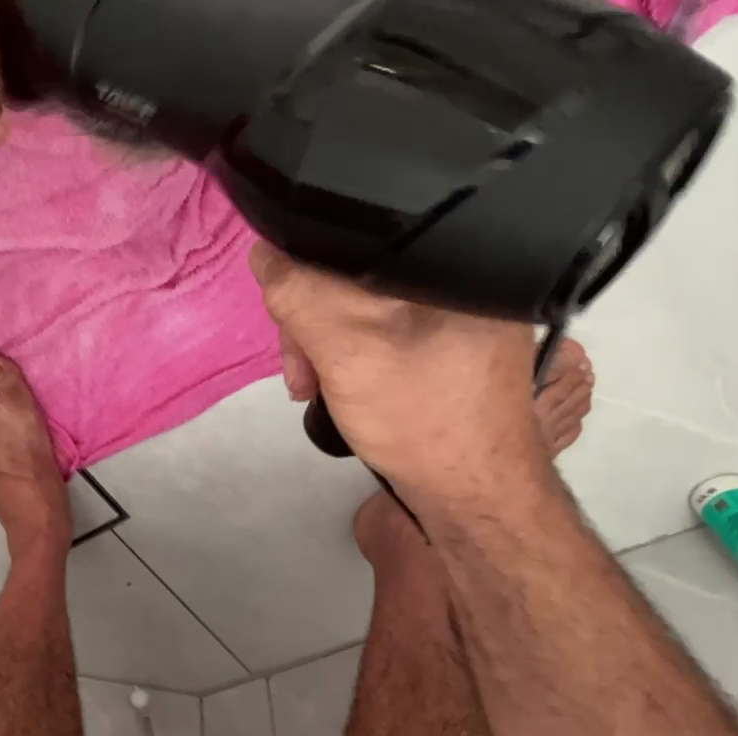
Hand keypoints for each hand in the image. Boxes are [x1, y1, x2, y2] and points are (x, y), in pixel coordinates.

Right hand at [249, 241, 550, 502]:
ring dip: (326, 348)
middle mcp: (466, 273)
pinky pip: (387, 331)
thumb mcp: (347, 351)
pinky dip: (354, 357)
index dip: (305, 280)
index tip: (291, 331)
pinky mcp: (455, 344)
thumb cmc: (419, 417)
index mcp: (456, 255)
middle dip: (313, 326)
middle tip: (303, 378)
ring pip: (366, 308)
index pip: (354, 240)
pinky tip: (344, 387)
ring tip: (316, 390)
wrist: (471, 493)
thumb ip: (302, 295)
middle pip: (356, 277)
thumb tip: (266, 250)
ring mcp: (463, 313)